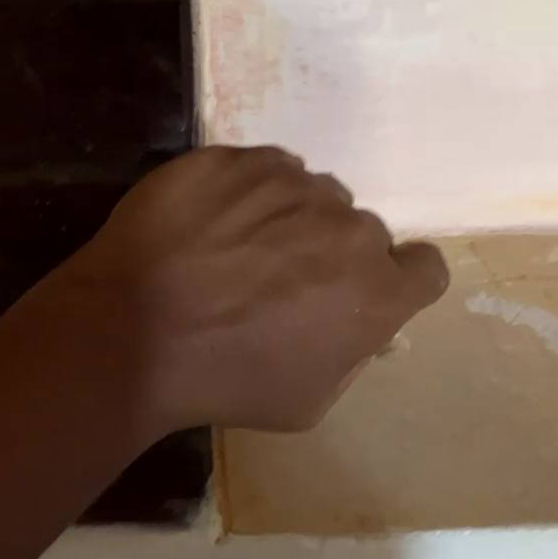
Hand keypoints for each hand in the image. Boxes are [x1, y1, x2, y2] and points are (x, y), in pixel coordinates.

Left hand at [11, 146, 448, 434]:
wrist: (131, 331)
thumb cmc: (224, 379)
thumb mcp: (307, 400)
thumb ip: (351, 352)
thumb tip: (362, 322)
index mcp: (375, 290)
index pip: (426, 267)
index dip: (399, 279)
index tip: (364, 289)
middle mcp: (346, 225)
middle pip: (361, 230)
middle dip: (332, 251)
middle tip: (280, 277)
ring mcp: (288, 182)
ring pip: (311, 193)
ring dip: (290, 216)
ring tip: (237, 247)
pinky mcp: (235, 158)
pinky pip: (263, 168)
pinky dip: (247, 191)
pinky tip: (210, 222)